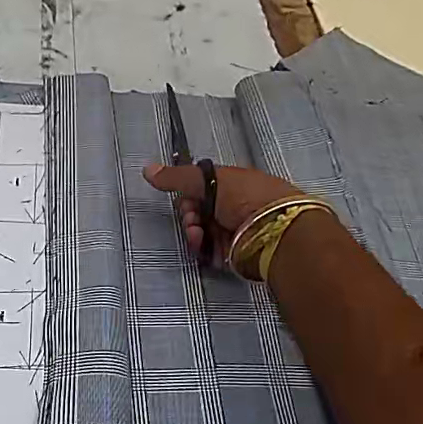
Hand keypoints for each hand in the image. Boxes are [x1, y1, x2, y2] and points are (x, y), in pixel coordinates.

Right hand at [142, 162, 306, 263]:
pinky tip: (206, 250)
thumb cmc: (245, 197)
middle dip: (191, 220)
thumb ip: (177, 177)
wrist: (275, 229)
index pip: (202, 192)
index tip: (186, 204)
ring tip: (198, 238)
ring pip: (205, 236)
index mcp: (233, 185)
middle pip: (201, 215)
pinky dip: (206, 252)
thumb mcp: (208, 179)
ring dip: (196, 237)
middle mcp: (236, 207)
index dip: (189, 198)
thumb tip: (147, 169)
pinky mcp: (239, 254)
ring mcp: (238, 232)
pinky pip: (214, 253)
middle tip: (193, 224)